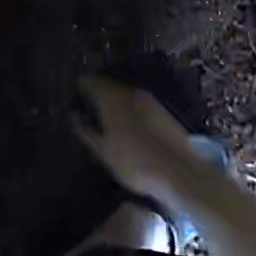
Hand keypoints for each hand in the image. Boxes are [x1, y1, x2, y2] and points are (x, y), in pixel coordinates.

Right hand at [75, 76, 227, 209]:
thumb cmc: (136, 164)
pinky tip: (126, 121)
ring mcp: (148, 100)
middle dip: (96, 92)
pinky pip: (137, 100)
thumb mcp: (104, 153)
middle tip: (88, 105)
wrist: (182, 172)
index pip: (90, 82)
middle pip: (107, 84)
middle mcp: (130, 93)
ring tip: (105, 115)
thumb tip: (74, 116)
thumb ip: (86, 131)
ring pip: (123, 92)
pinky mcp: (161, 109)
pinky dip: (127, 105)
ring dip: (113, 98)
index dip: (80, 87)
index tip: (75, 95)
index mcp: (111, 99)